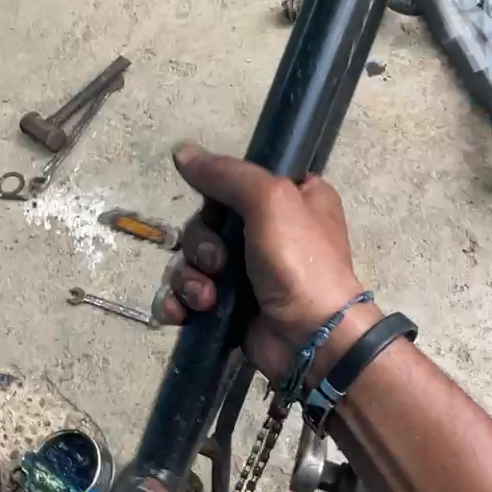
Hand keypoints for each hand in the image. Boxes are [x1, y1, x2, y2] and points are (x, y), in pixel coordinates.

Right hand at [158, 143, 377, 381]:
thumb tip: (182, 153)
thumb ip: (227, 174)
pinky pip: (187, 297)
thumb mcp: (271, 199)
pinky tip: (181, 314)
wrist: (311, 338)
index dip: (218, 196)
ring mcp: (247, 274)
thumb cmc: (300, 262)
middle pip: (206, 224)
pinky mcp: (229, 308)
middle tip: (220, 264)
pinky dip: (179, 304)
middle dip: (201, 246)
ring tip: (207, 298)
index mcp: (291, 199)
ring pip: (192, 262)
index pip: (235, 183)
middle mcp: (268, 233)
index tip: (219, 209)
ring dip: (190, 278)